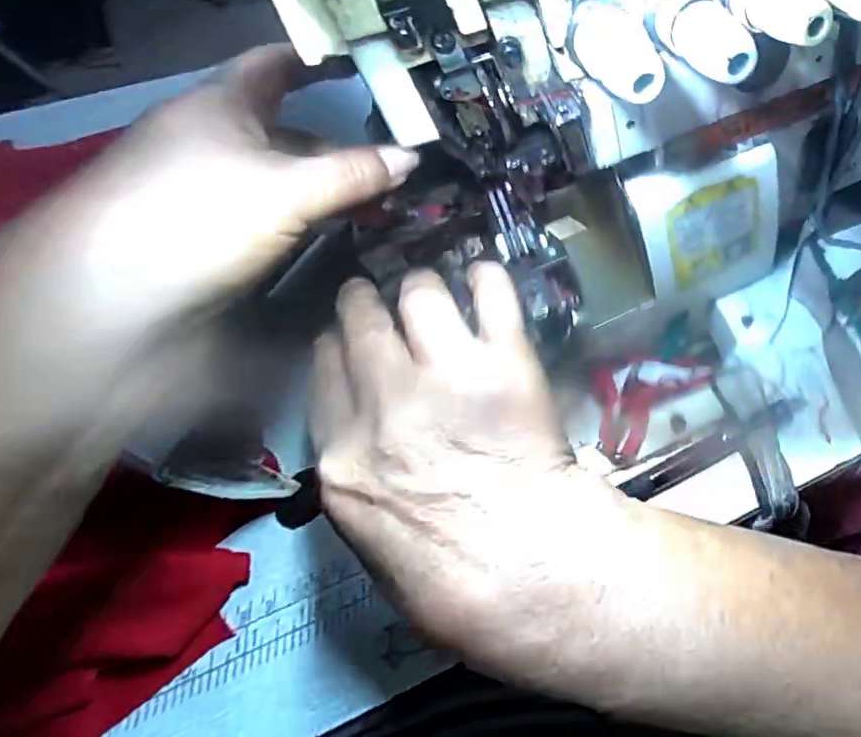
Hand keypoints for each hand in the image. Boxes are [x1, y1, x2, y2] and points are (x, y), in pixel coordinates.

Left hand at [25, 44, 417, 345]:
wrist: (101, 307)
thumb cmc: (194, 215)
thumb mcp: (284, 189)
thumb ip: (352, 173)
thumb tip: (411, 157)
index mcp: (221, 104)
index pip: (277, 62)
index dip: (321, 57)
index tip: (369, 63)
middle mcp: (213, 140)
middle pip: (291, 129)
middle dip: (343, 144)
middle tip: (397, 162)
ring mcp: (209, 190)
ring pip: (284, 176)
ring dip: (330, 187)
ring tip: (383, 205)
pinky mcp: (208, 235)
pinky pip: (272, 212)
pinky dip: (308, 217)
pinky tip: (339, 233)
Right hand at [311, 265, 627, 679]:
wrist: (534, 578)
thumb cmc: (452, 584)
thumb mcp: (371, 542)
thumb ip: (359, 479)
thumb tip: (365, 440)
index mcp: (344, 455)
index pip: (325, 369)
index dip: (336, 340)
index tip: (345, 332)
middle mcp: (385, 403)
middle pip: (364, 322)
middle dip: (367, 298)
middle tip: (378, 290)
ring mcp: (446, 376)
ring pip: (420, 294)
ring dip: (422, 285)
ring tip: (431, 286)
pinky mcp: (505, 363)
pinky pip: (491, 295)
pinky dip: (485, 278)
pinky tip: (483, 276)